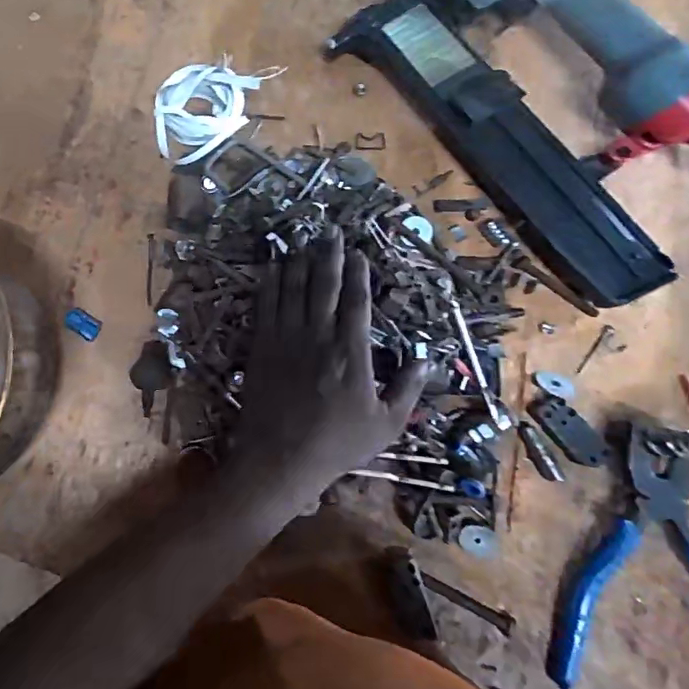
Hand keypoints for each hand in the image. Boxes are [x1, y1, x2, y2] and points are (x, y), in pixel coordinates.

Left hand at [230, 228, 429, 484]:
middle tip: (329, 232)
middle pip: (323, 286)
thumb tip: (427, 358)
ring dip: (298, 263)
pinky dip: (269, 285)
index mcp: (352, 352)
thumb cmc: (337, 444)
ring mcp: (285, 340)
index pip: (356, 302)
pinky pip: (264, 307)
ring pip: (291, 290)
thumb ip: (408, 388)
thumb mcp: (386, 423)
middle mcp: (318, 337)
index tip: (359, 253)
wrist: (281, 456)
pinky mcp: (260, 347)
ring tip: (302, 242)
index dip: (358, 275)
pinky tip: (271, 269)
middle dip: (328, 256)